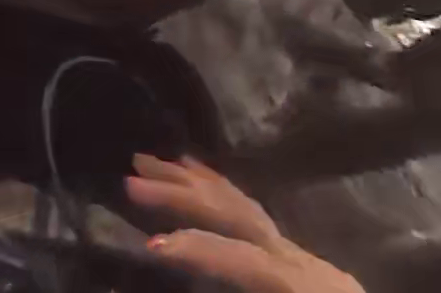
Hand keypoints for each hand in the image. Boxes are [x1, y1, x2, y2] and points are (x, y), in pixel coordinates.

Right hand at [128, 155, 362, 292]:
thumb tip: (175, 284)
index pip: (246, 259)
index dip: (198, 249)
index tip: (150, 246)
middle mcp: (308, 266)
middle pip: (239, 215)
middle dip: (182, 195)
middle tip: (131, 180)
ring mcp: (307, 260)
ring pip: (242, 205)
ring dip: (190, 182)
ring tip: (147, 160)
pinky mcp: (302, 264)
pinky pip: (252, 212)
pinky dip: (217, 187)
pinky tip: (192, 169)